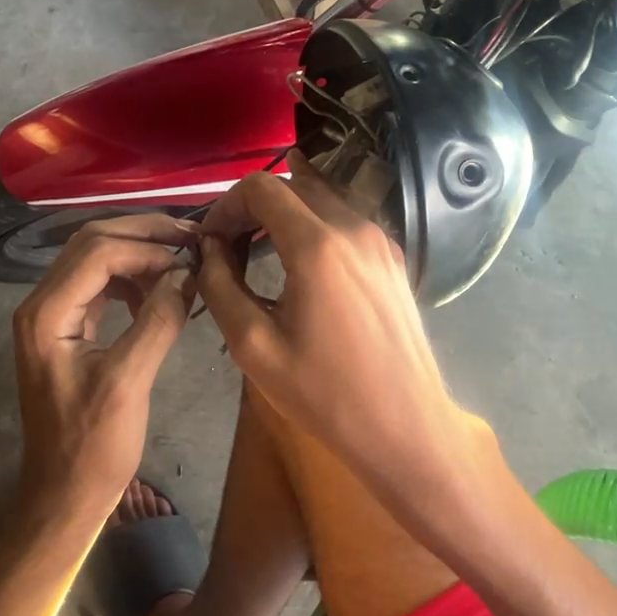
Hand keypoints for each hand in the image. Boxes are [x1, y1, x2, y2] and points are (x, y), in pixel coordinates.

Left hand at [13, 215, 198, 519]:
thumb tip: (186, 273)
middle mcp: (41, 303)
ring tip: (180, 261)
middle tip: (190, 237)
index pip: (97, 252)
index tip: (190, 258)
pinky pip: (98, 285)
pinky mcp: (66, 329)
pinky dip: (129, 278)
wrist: (63, 495)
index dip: (145, 247)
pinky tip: (157, 291)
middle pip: (90, 243)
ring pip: (94, 259)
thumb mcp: (128, 384)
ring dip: (136, 253)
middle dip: (140, 235)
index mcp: (46, 313)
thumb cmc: (92, 448)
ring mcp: (51, 315)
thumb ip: (156, 321)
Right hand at [196, 160, 493, 491]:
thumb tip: (210, 249)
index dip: (226, 204)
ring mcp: (380, 241)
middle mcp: (353, 228)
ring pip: (321, 197)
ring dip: (283, 211)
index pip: (261, 186)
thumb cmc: (325, 394)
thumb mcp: (253, 346)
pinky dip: (312, 223)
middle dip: (251, 205)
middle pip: (291, 184)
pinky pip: (344, 219)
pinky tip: (298, 256)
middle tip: (229, 244)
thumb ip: (219, 285)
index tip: (211, 241)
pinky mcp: (393, 259)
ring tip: (258, 248)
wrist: (407, 431)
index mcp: (316, 245)